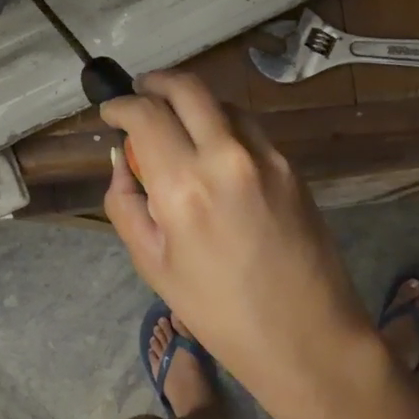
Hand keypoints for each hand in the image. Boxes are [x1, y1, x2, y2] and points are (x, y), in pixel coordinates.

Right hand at [99, 71, 372, 389]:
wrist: (308, 336)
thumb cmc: (220, 314)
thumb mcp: (154, 266)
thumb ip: (127, 205)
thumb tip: (123, 161)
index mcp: (184, 187)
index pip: (145, 115)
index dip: (121, 105)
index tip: (110, 111)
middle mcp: (226, 157)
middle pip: (188, 87)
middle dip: (157, 82)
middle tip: (140, 93)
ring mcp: (266, 157)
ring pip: (222, 103)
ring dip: (193, 102)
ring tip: (177, 124)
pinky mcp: (291, 167)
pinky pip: (249, 129)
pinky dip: (224, 126)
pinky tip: (214, 152)